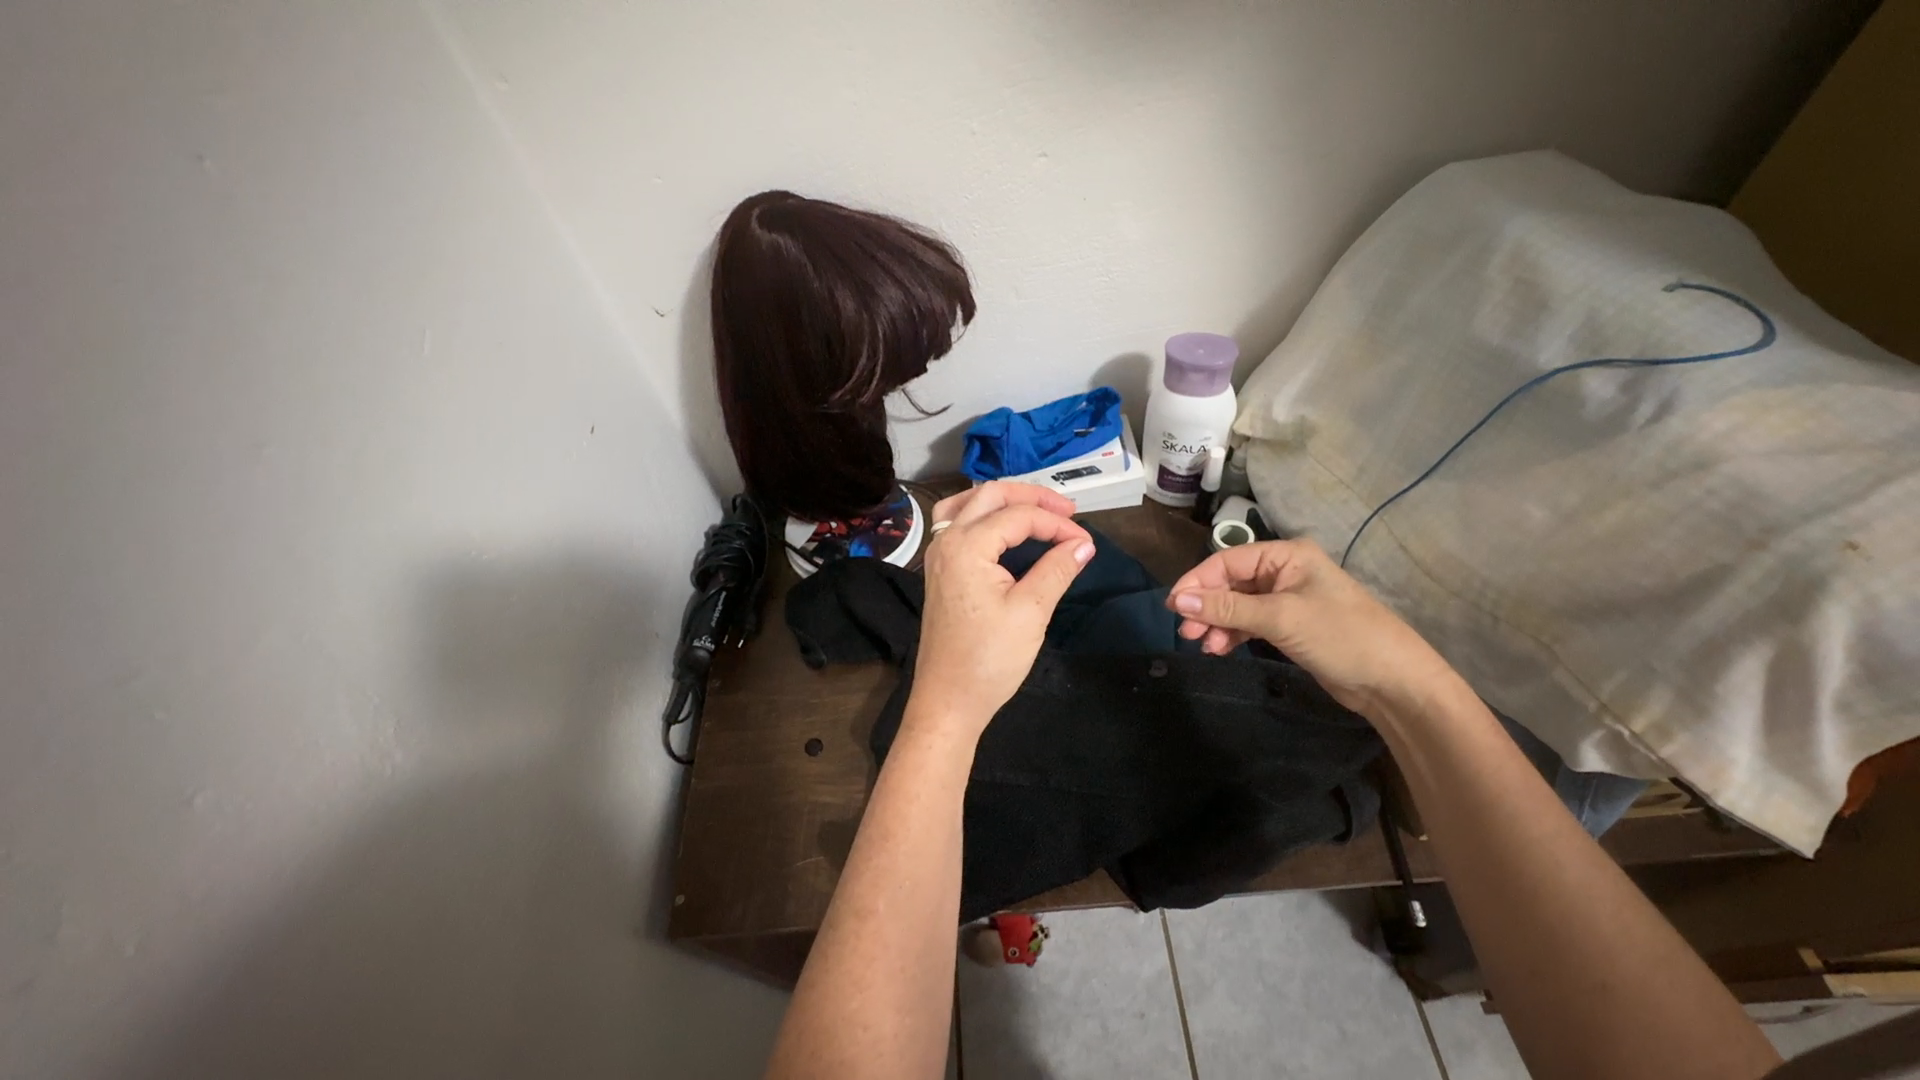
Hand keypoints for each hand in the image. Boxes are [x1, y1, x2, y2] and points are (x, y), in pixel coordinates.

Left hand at [910, 482, 1095, 741]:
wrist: (948, 701)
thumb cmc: (989, 660)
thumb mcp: (1031, 612)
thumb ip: (1057, 569)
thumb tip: (1084, 544)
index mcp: (966, 546)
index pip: (1019, 516)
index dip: (1057, 524)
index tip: (1086, 541)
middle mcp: (946, 542)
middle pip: (989, 496)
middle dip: (1031, 497)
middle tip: (1068, 511)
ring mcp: (938, 556)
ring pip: (968, 504)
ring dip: (1004, 501)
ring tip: (1037, 510)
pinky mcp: (939, 571)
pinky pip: (958, 524)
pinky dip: (983, 516)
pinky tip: (1003, 528)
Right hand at [1165, 539, 1454, 716]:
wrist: (1392, 681)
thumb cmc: (1339, 636)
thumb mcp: (1279, 618)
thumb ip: (1227, 608)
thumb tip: (1178, 600)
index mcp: (1287, 556)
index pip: (1228, 560)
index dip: (1197, 581)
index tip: (1173, 606)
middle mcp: (1286, 572)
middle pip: (1231, 583)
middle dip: (1206, 606)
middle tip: (1186, 633)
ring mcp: (1288, 600)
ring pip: (1238, 605)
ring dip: (1217, 623)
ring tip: (1204, 647)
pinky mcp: (1290, 626)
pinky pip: (1250, 623)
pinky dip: (1233, 634)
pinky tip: (1219, 649)